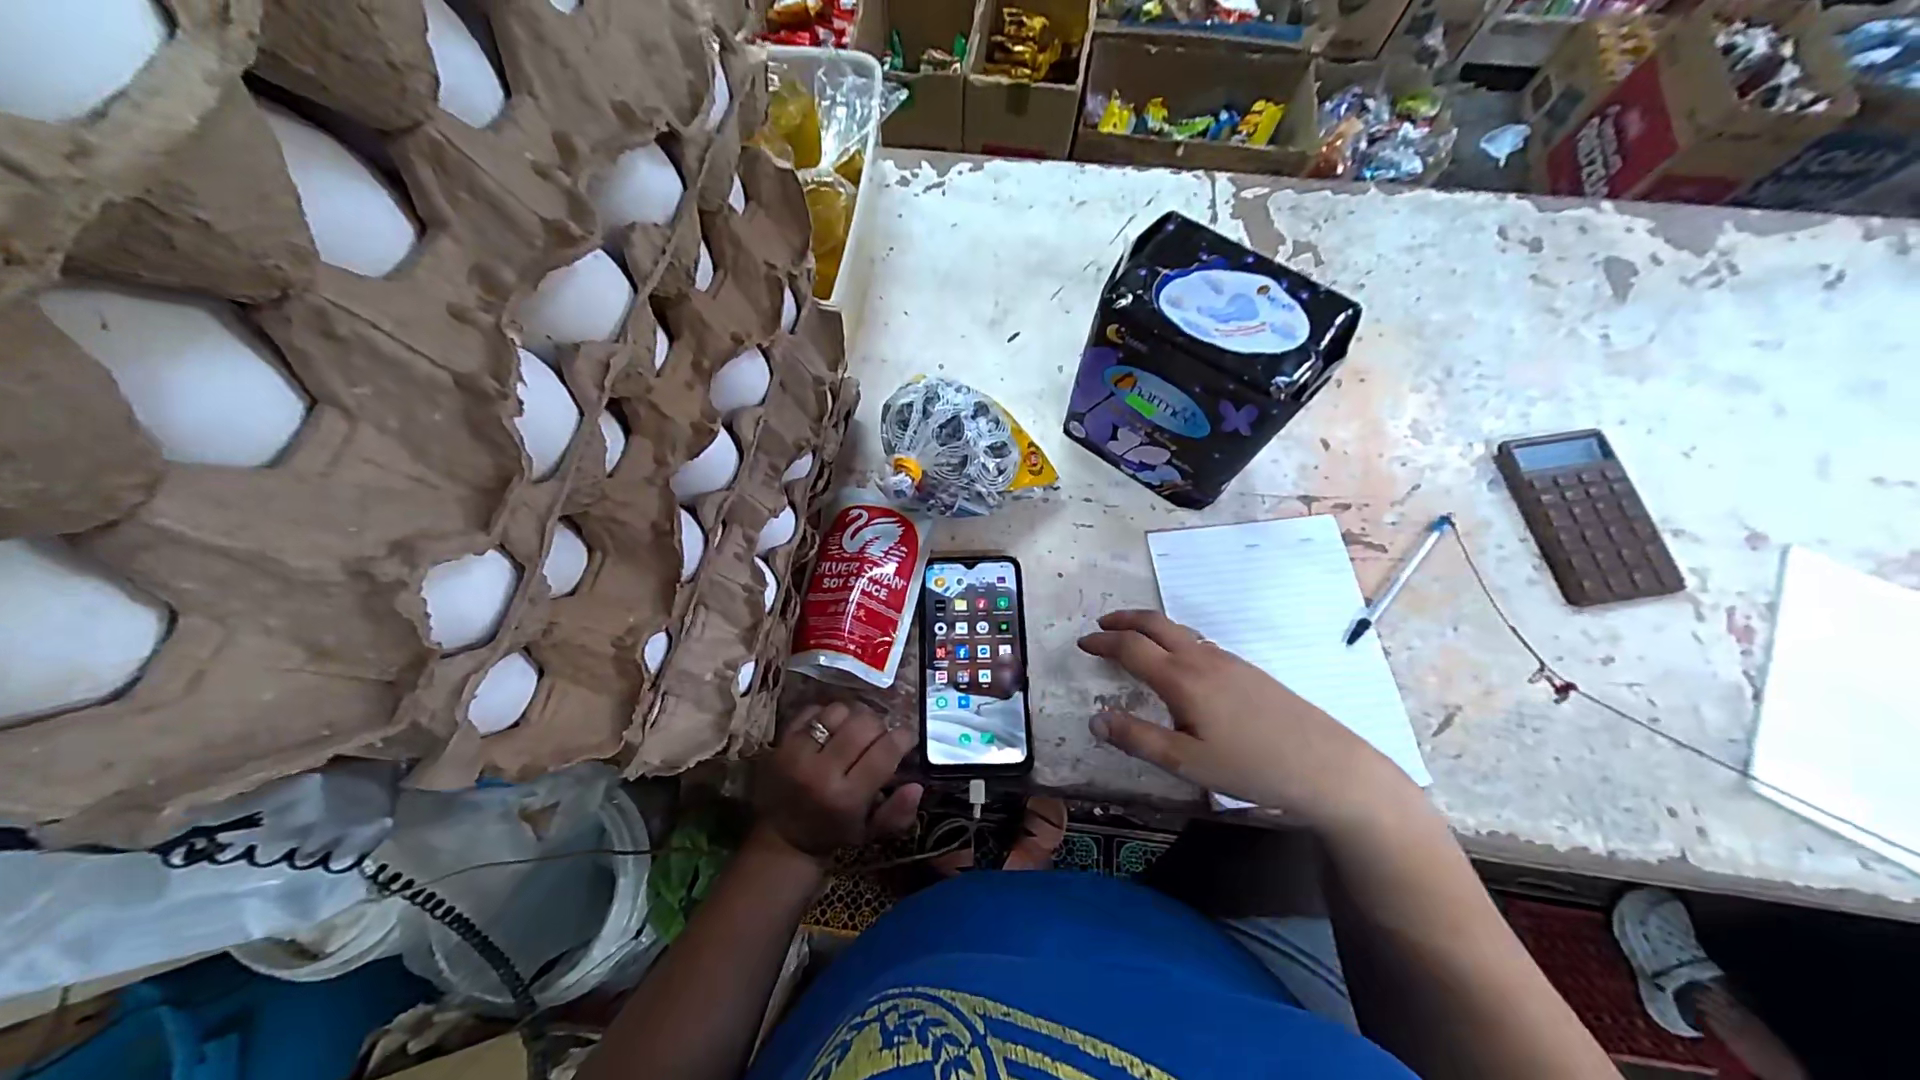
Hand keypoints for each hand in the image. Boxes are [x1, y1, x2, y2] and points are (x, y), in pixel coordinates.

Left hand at [754, 702, 923, 861]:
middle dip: (880, 726)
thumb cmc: (833, 833)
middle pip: (864, 724)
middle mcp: (821, 772)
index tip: (907, 738)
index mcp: (847, 797)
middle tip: (880, 737)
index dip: (903, 738)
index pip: (885, 752)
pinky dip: (827, 715)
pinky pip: (813, 710)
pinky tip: (832, 729)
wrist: (781, 837)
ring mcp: (797, 753)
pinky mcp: (782, 742)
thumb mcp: (870, 832)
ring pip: (839, 711)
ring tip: (855, 731)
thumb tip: (917, 785)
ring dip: (854, 717)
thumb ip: (898, 812)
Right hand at [1078, 610, 1417, 827]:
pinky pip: (1198, 641)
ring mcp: (1228, 660)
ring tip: (1133, 639)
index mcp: (1182, 678)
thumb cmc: (1251, 766)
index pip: (1131, 647)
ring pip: (1179, 630)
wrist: (1328, 765)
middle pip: (1155, 623)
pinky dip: (1173, 639)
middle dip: (1124, 620)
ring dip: (1149, 627)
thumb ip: (1137, 739)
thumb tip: (1095, 718)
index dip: (1103, 642)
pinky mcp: (1247, 669)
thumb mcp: (1186, 763)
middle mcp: (1202, 659)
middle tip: (1101, 625)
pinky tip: (1178, 662)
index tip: (1083, 644)